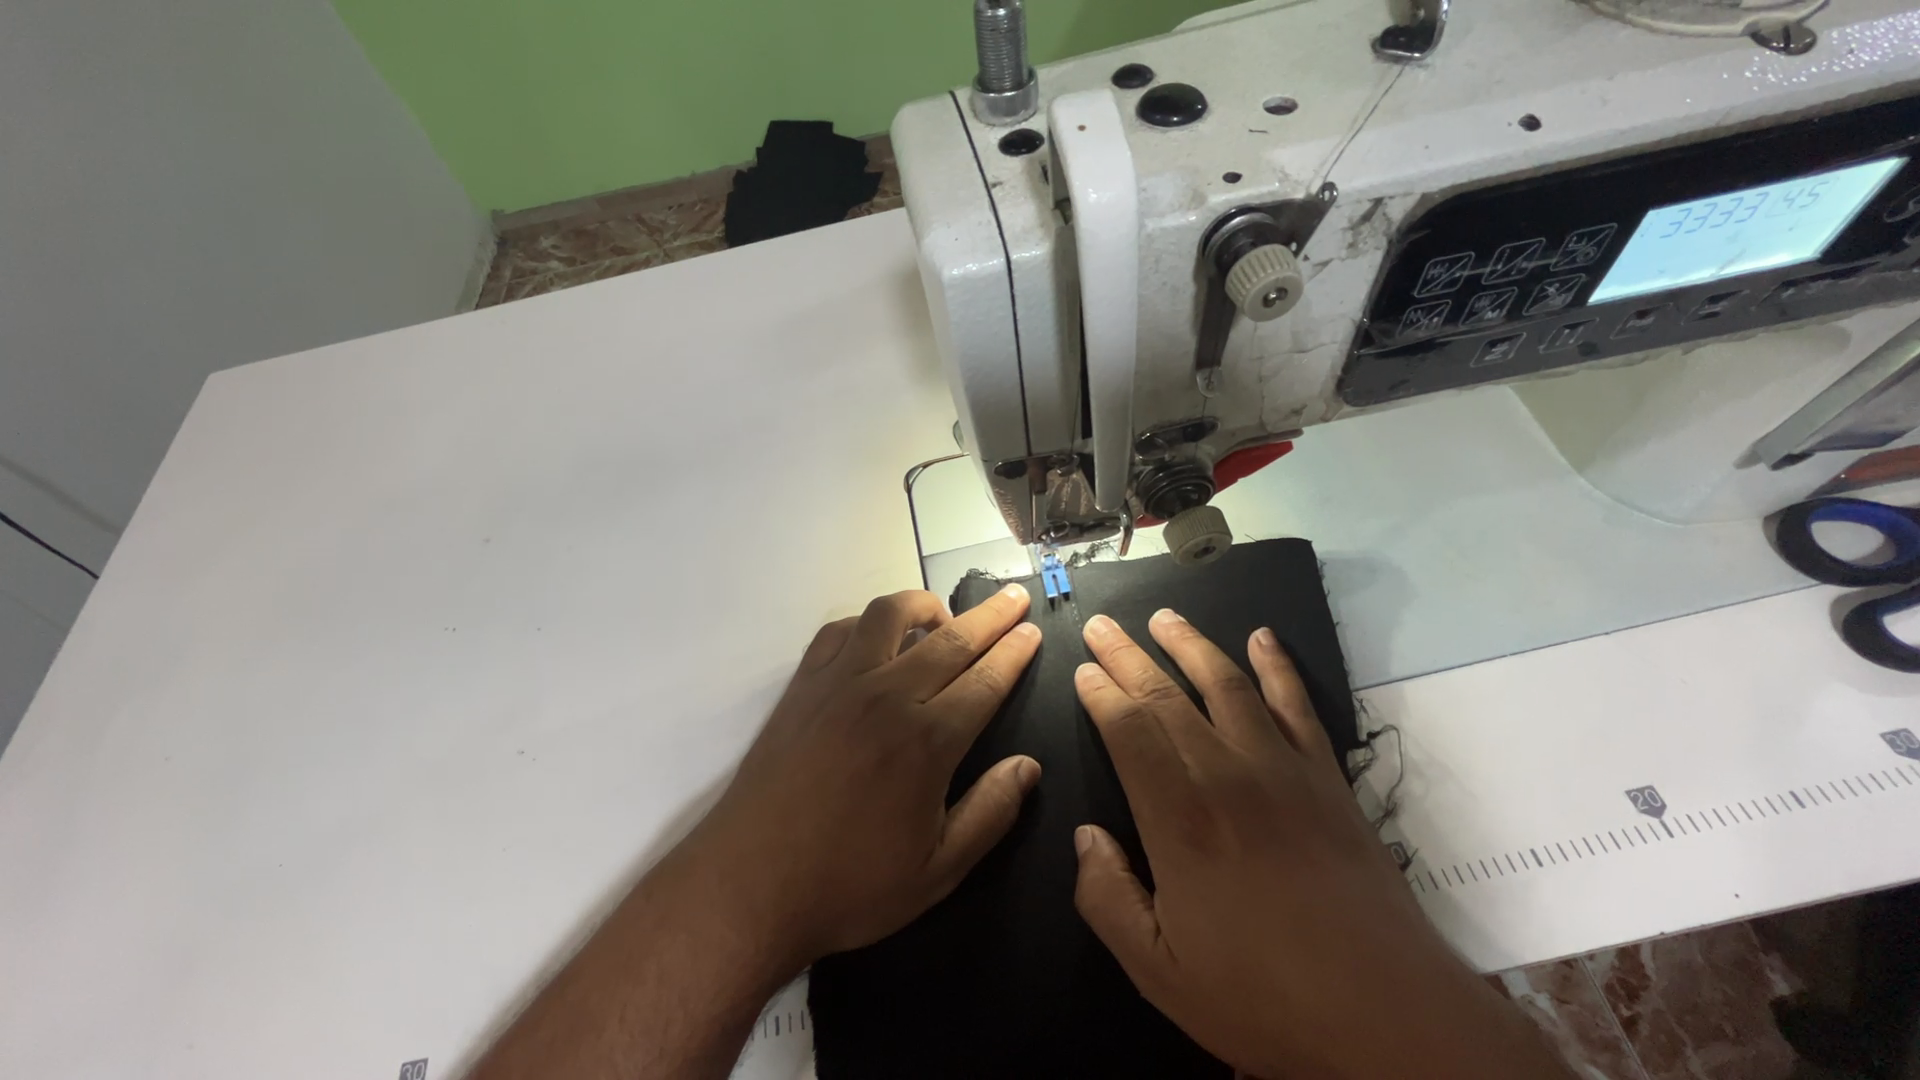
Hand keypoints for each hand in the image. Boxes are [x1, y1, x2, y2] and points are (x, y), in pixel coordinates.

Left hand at [677, 584, 1042, 971]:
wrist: (748, 885)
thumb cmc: (850, 885)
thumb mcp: (938, 872)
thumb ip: (991, 813)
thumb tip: (1029, 766)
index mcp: (928, 742)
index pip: (985, 681)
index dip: (1014, 653)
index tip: (1032, 631)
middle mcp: (887, 697)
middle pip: (950, 640)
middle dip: (990, 616)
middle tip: (1013, 597)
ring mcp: (838, 684)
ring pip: (889, 616)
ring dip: (925, 605)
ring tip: (945, 613)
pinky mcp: (801, 686)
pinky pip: (838, 631)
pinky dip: (866, 623)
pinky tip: (876, 638)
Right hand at [1071, 610, 1570, 1079]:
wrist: (1389, 1014)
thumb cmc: (1263, 997)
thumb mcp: (1158, 971)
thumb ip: (1106, 899)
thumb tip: (1085, 836)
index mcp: (1178, 820)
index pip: (1129, 731)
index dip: (1101, 693)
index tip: (1082, 668)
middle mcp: (1226, 777)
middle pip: (1167, 697)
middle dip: (1128, 656)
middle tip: (1102, 626)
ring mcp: (1282, 770)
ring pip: (1228, 685)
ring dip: (1191, 645)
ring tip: (1164, 618)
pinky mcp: (1328, 779)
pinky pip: (1297, 705)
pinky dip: (1277, 666)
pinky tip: (1262, 638)